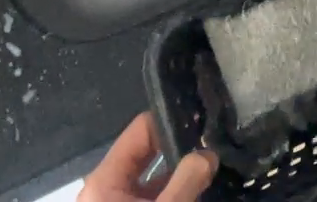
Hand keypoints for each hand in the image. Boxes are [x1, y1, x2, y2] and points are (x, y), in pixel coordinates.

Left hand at [80, 113, 216, 201]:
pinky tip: (200, 187)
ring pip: (153, 177)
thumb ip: (186, 181)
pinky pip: (153, 197)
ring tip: (212, 162)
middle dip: (179, 146)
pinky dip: (173, 190)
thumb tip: (209, 153)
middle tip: (212, 140)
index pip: (141, 129)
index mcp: (104, 179)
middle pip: (148, 151)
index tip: (203, 122)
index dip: (172, 122)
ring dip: (180, 171)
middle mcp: (106, 187)